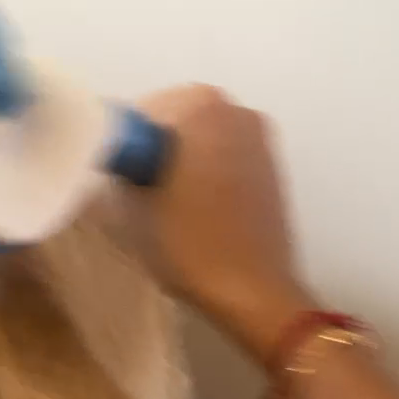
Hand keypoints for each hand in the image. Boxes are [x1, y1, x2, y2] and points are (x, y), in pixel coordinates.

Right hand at [131, 84, 318, 360]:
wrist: (256, 294)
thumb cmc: (190, 246)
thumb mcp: (132, 205)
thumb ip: (121, 167)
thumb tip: (124, 160)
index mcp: (201, 104)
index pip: (141, 116)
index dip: (128, 152)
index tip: (127, 186)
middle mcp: (239, 111)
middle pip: (177, 127)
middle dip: (160, 157)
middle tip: (149, 203)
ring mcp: (265, 142)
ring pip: (204, 147)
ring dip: (187, 171)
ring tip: (178, 215)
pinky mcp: (277, 175)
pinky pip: (228, 167)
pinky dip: (212, 182)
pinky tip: (206, 218)